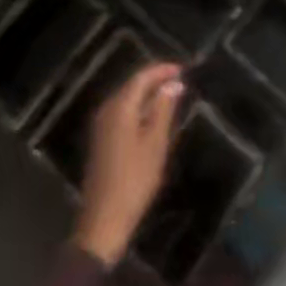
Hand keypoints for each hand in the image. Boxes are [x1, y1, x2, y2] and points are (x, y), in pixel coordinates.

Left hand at [74, 62, 182, 267]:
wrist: (105, 216)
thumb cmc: (135, 180)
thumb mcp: (155, 144)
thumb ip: (163, 110)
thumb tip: (174, 84)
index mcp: (119, 107)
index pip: (141, 77)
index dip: (162, 70)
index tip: (183, 68)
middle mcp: (107, 109)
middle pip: (132, 85)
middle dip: (155, 80)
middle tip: (180, 80)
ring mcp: (101, 123)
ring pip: (127, 98)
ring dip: (147, 94)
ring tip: (171, 95)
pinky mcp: (102, 137)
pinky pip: (122, 112)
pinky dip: (139, 108)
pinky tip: (153, 117)